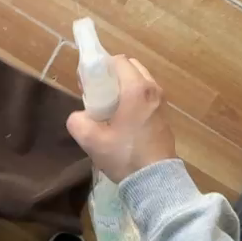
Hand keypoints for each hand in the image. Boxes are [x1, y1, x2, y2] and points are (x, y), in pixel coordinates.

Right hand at [65, 55, 176, 182]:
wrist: (153, 179)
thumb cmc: (124, 156)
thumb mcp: (91, 141)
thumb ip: (77, 122)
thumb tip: (79, 116)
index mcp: (136, 89)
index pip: (117, 61)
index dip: (99, 68)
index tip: (88, 84)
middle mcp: (152, 89)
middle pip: (130, 68)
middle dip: (112, 76)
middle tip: (98, 95)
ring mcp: (161, 102)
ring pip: (140, 81)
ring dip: (123, 88)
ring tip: (110, 109)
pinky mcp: (164, 115)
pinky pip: (146, 96)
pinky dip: (134, 99)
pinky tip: (123, 120)